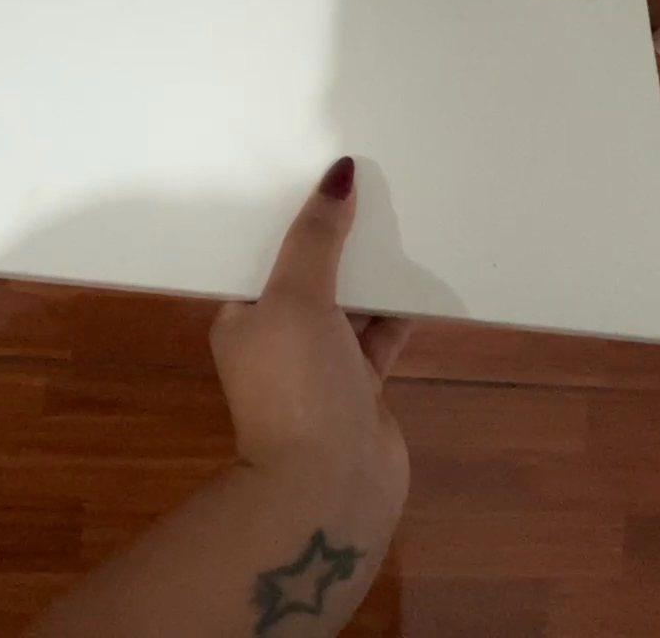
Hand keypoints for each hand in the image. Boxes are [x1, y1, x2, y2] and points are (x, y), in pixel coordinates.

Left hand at [209, 157, 414, 508]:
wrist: (331, 487)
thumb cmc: (298, 382)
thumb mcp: (297, 297)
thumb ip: (316, 237)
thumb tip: (337, 173)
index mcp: (242, 314)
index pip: (260, 253)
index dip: (286, 216)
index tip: (310, 173)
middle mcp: (276, 336)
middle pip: (307, 274)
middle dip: (333, 238)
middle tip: (360, 185)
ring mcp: (318, 362)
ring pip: (346, 302)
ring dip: (367, 271)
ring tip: (393, 216)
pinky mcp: (357, 383)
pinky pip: (377, 333)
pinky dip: (395, 311)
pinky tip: (417, 275)